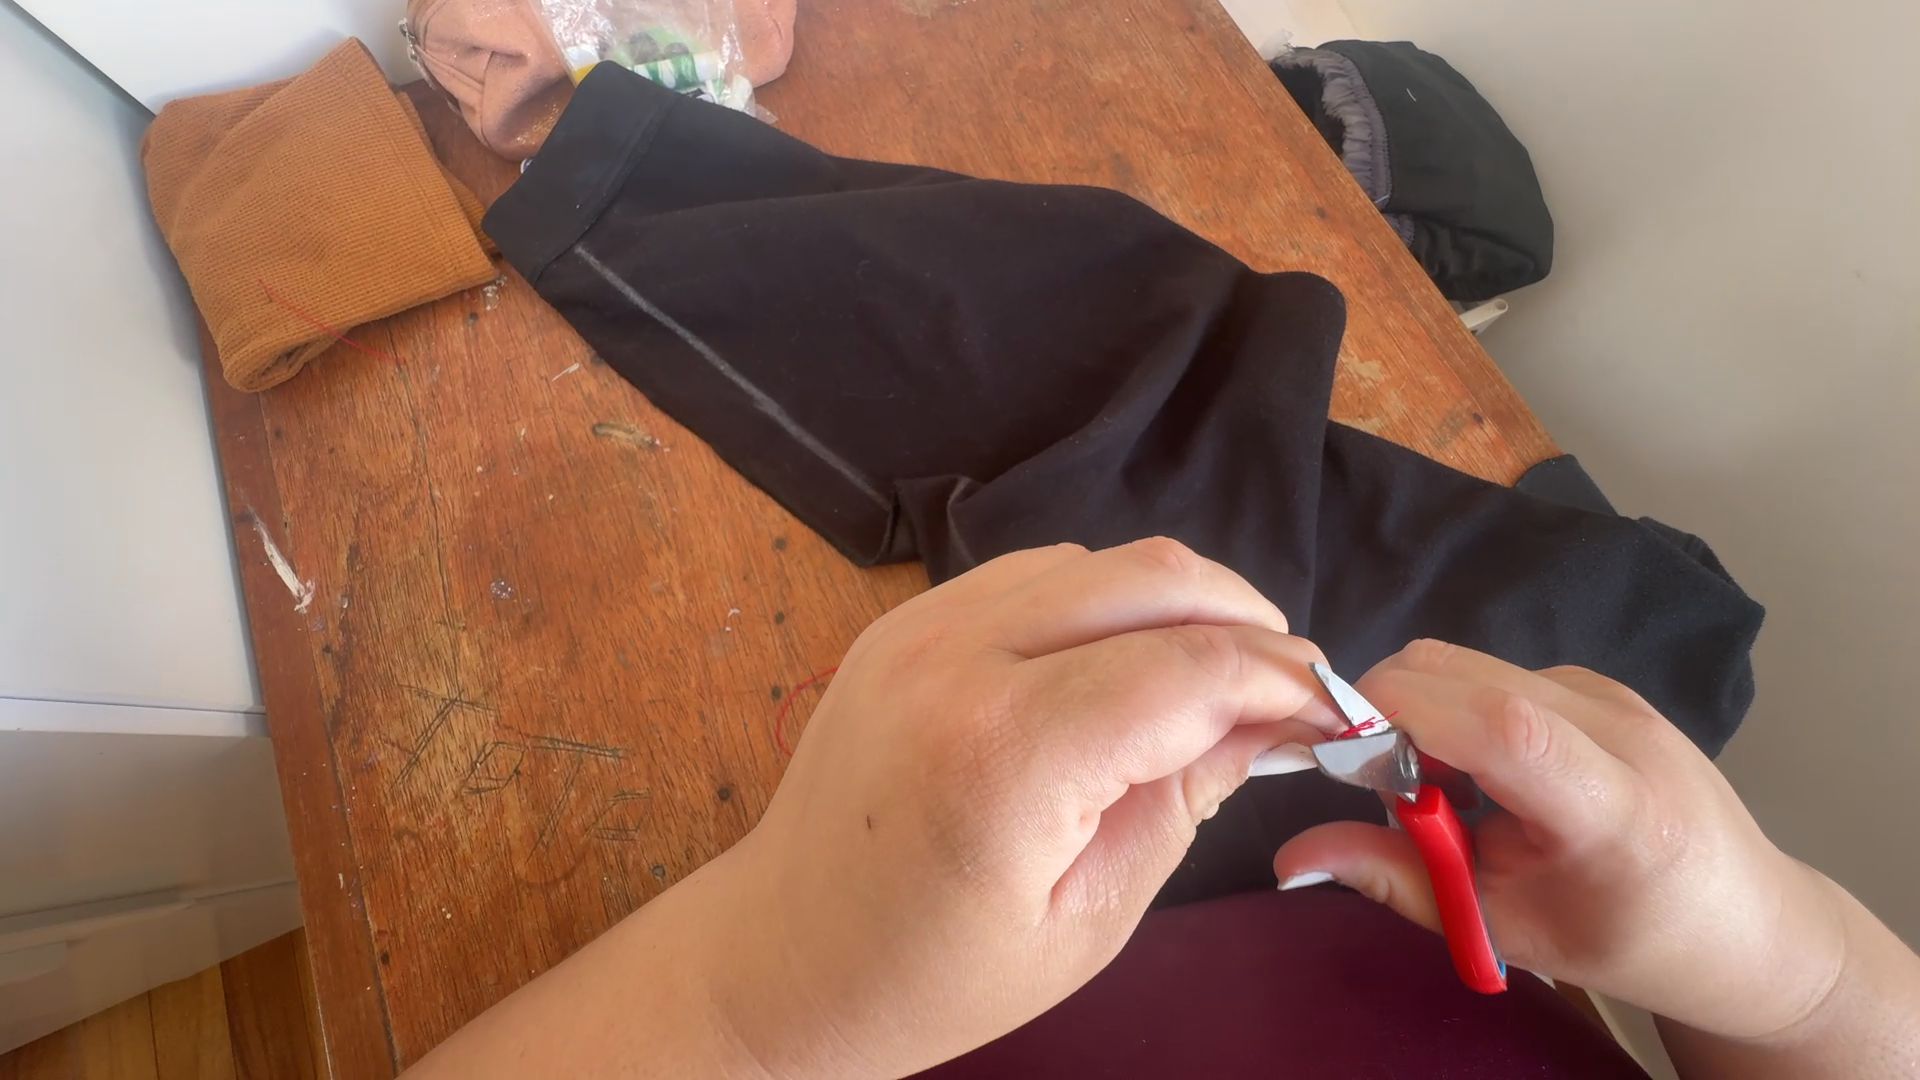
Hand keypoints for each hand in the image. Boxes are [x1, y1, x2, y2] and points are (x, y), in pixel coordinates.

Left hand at [710, 539, 1344, 1077]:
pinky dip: (1098, 596)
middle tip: (1283, 674)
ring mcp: (920, 622)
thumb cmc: (935, 969)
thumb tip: (1272, 715)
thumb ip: (1186, 793)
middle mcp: (957, 656)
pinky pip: (1031, 571)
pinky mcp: (904, 617)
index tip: (1325, 704)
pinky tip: (1115, 651)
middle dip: (1240, 612)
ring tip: (1205, 662)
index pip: (1185, 667)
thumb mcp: (1089, 913)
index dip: (1278, 675)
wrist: (784, 945)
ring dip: (1170, 597)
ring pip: (1092, 558)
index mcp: (1005, 755)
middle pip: (1145, 575)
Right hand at [1271, 641, 1846, 1040]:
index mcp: (1615, 811)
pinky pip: (1480, 670)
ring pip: (1455, 662)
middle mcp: (1619, 730)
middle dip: (1384, 712)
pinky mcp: (1593, 680)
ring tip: (1439, 779)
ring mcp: (1609, 694)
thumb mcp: (1503, 928)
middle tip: (1390, 782)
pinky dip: (1446, 706)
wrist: (1752, 925)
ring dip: (1413, 708)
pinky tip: (1477, 764)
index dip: (1401, 715)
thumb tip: (1287, 858)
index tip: (1345, 754)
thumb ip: (1392, 879)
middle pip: (1454, 672)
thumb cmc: (1626, 942)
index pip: (1500, 724)